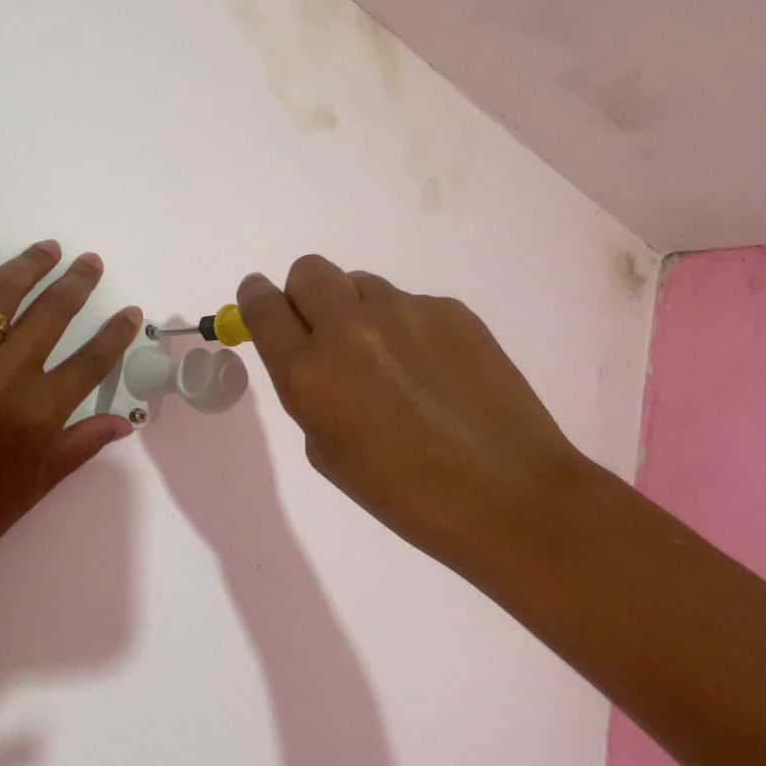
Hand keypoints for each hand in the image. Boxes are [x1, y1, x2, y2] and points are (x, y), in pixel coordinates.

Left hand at [0, 229, 141, 584]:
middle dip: (77, 284)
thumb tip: (122, 424)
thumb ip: (79, 446)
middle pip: (52, 315)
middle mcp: (7, 376)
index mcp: (41, 413)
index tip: (130, 312)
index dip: (115, 334)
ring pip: (0, 297)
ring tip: (48, 248)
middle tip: (90, 262)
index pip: (91, 362)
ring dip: (29, 266)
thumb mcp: (35, 486)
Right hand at [236, 255, 594, 568]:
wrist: (507, 494)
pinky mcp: (452, 309)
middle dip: (307, 295)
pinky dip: (410, 328)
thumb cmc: (404, 494)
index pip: (262, 305)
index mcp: (308, 373)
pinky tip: (437, 372)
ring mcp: (405, 311)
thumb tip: (312, 353)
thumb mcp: (328, 452)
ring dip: (362, 313)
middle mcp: (349, 328)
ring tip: (395, 364)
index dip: (258, 300)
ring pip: (363, 285)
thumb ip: (308, 391)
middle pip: (309, 271)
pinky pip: (411, 303)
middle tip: (327, 332)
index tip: (264, 304)